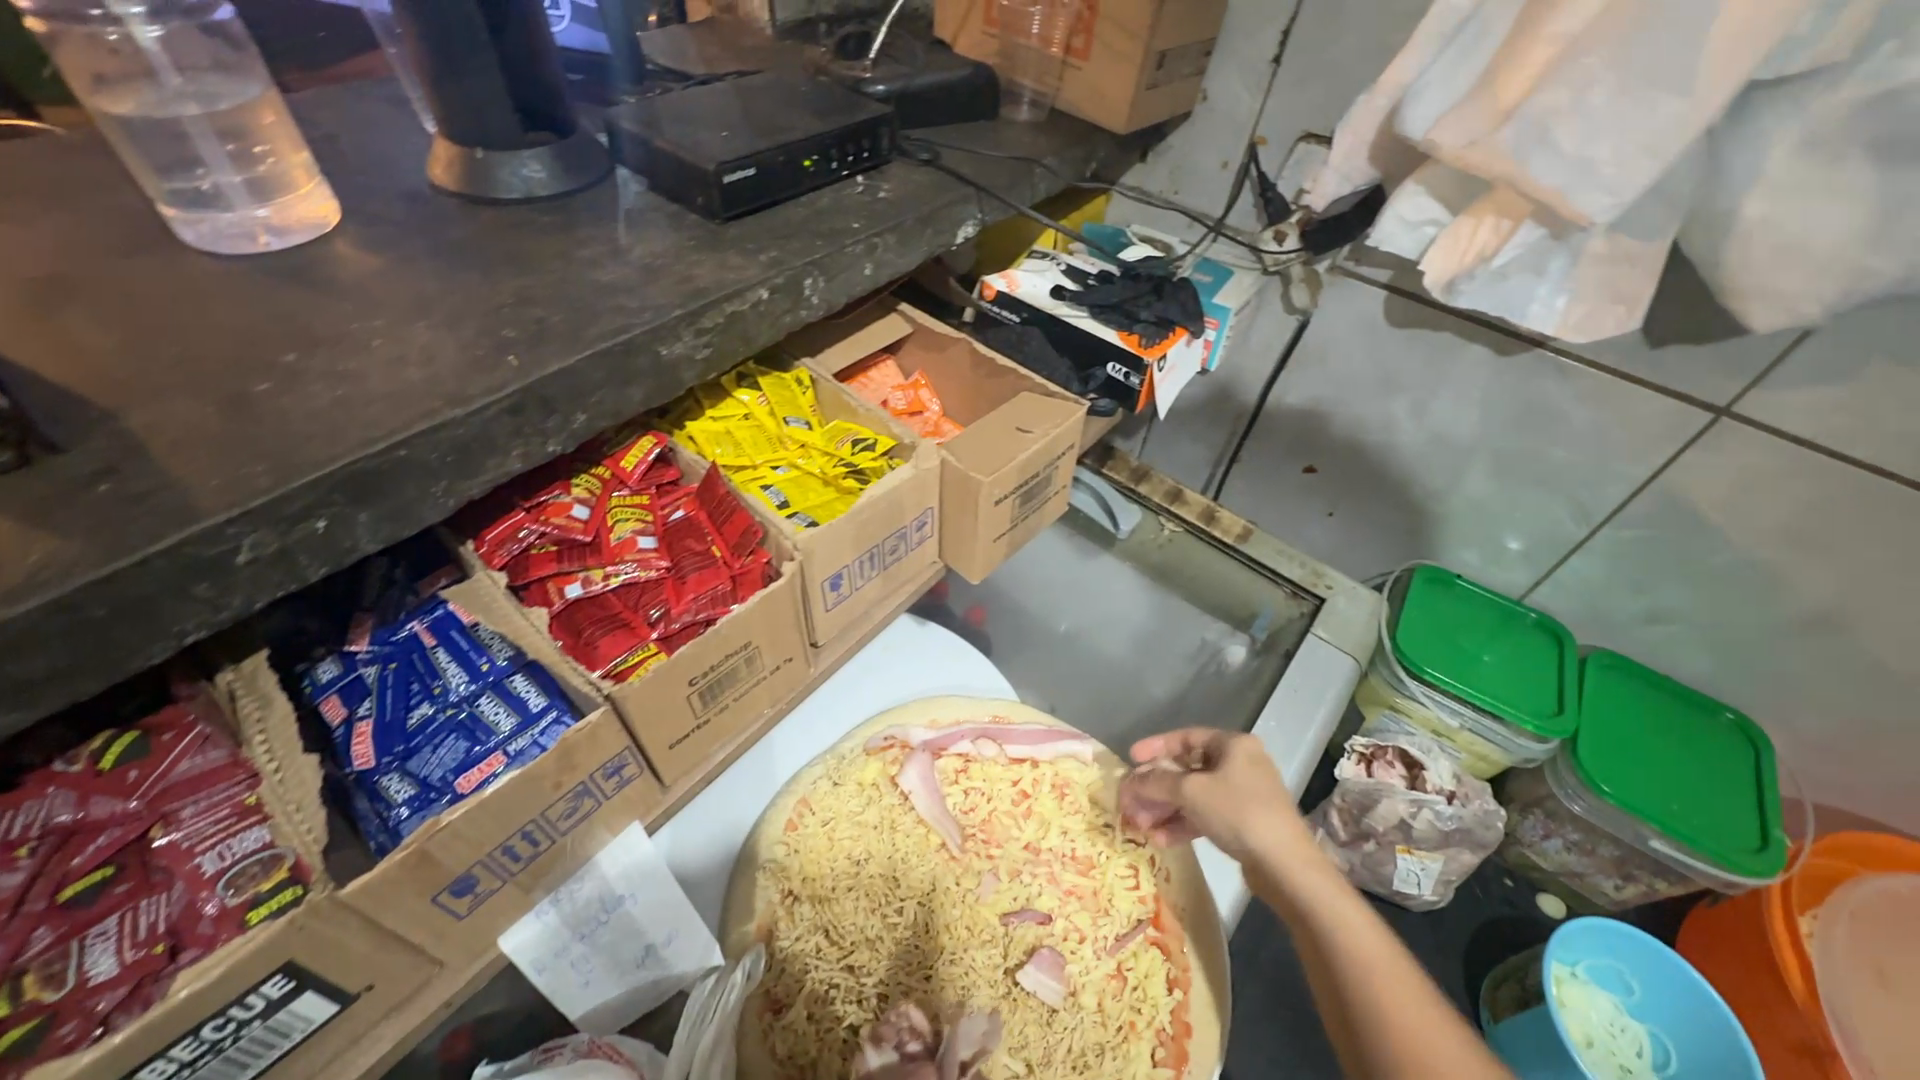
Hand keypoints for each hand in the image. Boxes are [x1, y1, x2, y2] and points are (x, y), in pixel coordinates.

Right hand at [1118, 728, 1309, 863]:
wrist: (1285, 864)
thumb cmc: (1238, 812)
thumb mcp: (1190, 792)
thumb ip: (1156, 782)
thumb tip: (1130, 781)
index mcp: (1233, 745)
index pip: (1186, 737)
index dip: (1155, 746)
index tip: (1130, 758)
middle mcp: (1240, 764)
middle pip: (1187, 769)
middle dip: (1156, 787)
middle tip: (1131, 801)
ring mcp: (1243, 795)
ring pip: (1194, 796)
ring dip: (1165, 809)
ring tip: (1140, 825)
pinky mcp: (1244, 823)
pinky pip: (1206, 815)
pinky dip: (1183, 824)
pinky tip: (1161, 840)